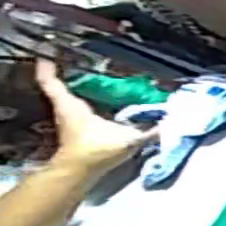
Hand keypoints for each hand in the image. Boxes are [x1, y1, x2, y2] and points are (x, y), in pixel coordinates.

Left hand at [36, 60, 152, 174]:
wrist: (80, 169)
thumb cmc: (97, 150)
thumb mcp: (130, 139)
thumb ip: (154, 129)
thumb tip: (178, 120)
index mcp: (73, 108)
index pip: (53, 84)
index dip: (48, 69)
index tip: (47, 56)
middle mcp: (67, 110)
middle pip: (59, 88)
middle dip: (66, 76)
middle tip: (77, 63)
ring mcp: (70, 119)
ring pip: (68, 98)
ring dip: (77, 88)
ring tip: (92, 78)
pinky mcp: (78, 127)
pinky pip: (78, 107)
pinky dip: (85, 100)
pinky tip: (101, 100)